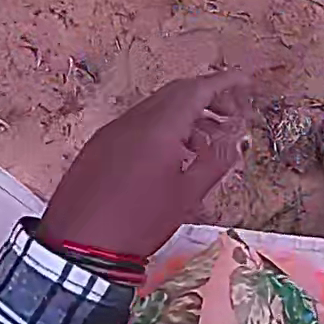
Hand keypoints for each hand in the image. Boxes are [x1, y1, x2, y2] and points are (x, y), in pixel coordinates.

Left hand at [37, 69, 254, 258]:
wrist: (79, 242)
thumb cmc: (139, 222)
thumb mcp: (186, 195)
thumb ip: (214, 161)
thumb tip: (237, 138)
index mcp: (159, 127)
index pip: (196, 90)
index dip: (224, 82)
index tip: (244, 81)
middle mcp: (135, 119)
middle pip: (176, 93)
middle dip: (207, 97)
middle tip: (231, 115)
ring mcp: (114, 129)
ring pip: (156, 107)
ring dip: (186, 114)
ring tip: (206, 141)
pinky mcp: (101, 143)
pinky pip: (138, 122)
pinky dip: (163, 126)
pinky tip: (174, 153)